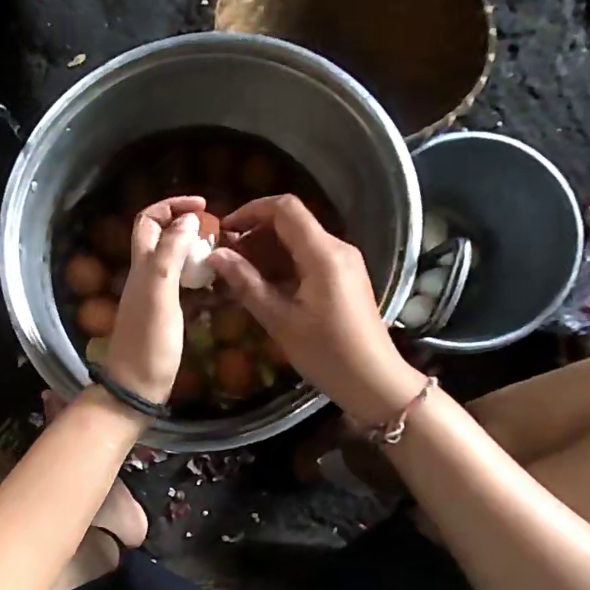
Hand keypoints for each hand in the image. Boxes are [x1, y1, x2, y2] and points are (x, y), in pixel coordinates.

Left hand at [101, 195, 206, 405]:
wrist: (136, 388)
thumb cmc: (148, 342)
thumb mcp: (160, 293)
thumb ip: (170, 255)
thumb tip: (188, 219)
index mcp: (142, 266)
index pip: (149, 221)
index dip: (172, 206)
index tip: (203, 206)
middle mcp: (146, 276)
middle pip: (162, 239)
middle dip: (188, 227)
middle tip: (217, 231)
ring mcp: (156, 297)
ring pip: (175, 262)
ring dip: (197, 253)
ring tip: (225, 254)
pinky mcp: (167, 316)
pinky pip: (185, 288)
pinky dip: (202, 281)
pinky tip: (221, 287)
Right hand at [209, 195, 426, 425]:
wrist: (374, 382)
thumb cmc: (327, 353)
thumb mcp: (280, 320)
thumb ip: (247, 283)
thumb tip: (215, 256)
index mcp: (323, 253)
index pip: (285, 208)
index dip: (251, 211)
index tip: (224, 231)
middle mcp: (338, 249)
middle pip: (292, 223)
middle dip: (256, 235)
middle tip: (227, 260)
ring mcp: (345, 264)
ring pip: (300, 242)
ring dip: (269, 252)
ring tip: (240, 277)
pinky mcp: (346, 279)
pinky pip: (311, 259)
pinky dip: (286, 266)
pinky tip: (266, 289)